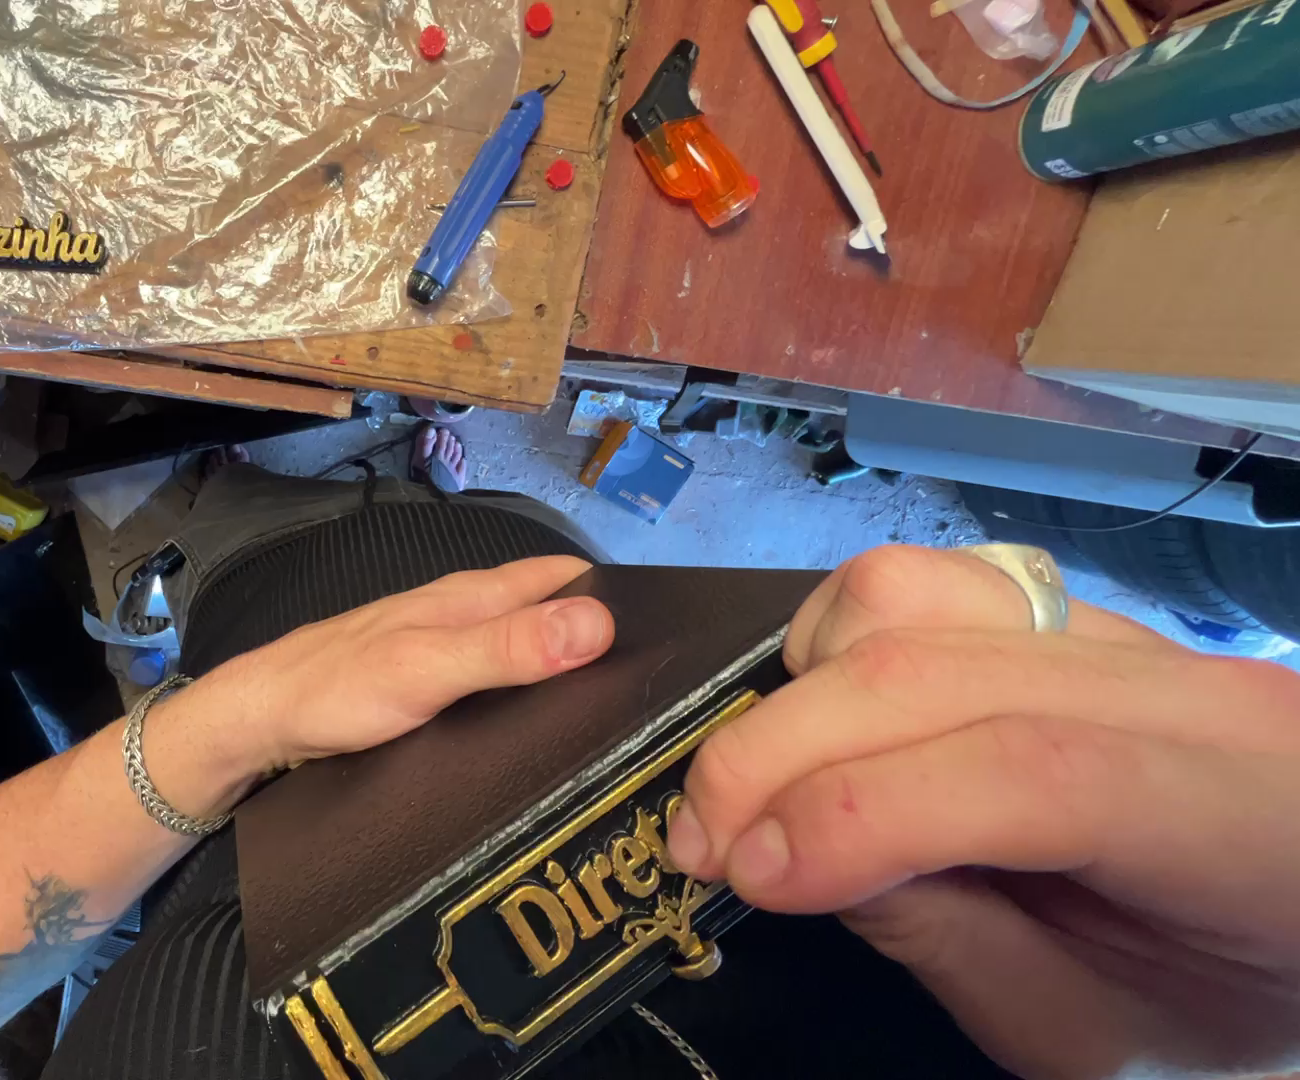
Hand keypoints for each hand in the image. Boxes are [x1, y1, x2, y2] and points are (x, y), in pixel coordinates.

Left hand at [186, 555, 613, 775]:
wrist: (265, 720)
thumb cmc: (338, 688)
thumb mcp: (427, 668)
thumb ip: (505, 647)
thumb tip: (598, 623)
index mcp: (473, 596)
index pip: (567, 578)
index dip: (619, 601)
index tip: (673, 648)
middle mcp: (464, 613)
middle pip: (551, 612)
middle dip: (600, 640)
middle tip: (654, 699)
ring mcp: (447, 648)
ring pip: (524, 646)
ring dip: (564, 670)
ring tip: (612, 721)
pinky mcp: (432, 682)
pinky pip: (496, 679)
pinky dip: (527, 694)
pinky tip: (540, 731)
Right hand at [664, 545, 1299, 1079]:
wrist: (1270, 909)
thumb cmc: (1189, 1003)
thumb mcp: (1075, 1027)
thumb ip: (930, 934)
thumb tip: (778, 845)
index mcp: (1256, 816)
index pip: (1032, 773)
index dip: (859, 816)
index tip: (748, 876)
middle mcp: (1182, 685)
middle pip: (923, 674)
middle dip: (773, 755)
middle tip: (700, 838)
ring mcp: (1098, 624)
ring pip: (894, 596)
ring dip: (794, 691)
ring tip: (775, 776)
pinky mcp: (1027, 604)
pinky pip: (893, 584)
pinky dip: (820, 642)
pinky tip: (825, 715)